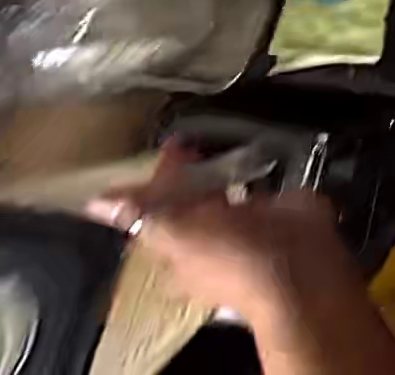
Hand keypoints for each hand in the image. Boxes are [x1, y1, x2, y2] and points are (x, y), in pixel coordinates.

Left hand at [87, 144, 394, 374]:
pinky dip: (259, 165)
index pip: (160, 210)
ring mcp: (247, 223)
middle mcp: (209, 238)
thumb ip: (146, 214)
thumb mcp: (179, 235)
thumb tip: (96, 202)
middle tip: (195, 134)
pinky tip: (261, 144)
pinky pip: (262, 182)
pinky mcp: (281, 208)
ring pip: (226, 191)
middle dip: (190, 172)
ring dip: (223, 167)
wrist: (298, 262)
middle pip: (191, 199)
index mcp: (179, 249)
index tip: (170, 143)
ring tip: (225, 132)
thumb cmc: (233, 255)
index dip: (159, 180)